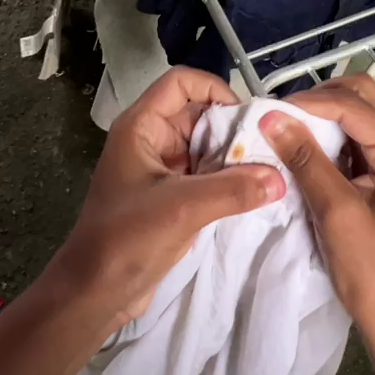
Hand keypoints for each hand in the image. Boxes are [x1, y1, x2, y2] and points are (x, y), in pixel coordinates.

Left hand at [0, 69, 281, 374]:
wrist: (94, 291)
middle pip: (196, 113)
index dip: (214, 89)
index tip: (246, 117)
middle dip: (230, 127)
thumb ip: (232, 189)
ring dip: (231, 156)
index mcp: (141, 125)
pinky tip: (252, 192)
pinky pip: (202, 173)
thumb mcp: (182, 208)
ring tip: (266, 170)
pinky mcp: (168, 195)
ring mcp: (158, 168)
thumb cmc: (126, 237)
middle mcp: (150, 139)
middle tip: (267, 148)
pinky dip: (225, 178)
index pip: (180, 83)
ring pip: (203, 145)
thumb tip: (280, 177)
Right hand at [262, 75, 374, 374]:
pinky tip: (303, 148)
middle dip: (321, 97)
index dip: (310, 103)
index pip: (354, 106)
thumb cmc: (372, 273)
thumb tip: (271, 116)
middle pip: (363, 96)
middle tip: (283, 115)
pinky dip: (328, 135)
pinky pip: (355, 138)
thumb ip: (305, 160)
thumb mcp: (335, 213)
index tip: (269, 112)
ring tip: (287, 128)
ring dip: (324, 114)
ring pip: (359, 113)